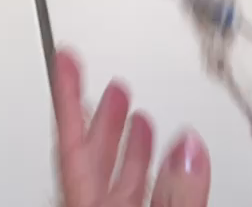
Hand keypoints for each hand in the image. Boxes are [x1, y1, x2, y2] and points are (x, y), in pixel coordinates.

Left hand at [54, 49, 210, 206]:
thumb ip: (176, 192)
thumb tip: (188, 146)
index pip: (72, 144)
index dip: (68, 97)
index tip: (64, 59)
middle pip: (91, 156)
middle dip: (101, 115)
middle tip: (111, 82)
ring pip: (115, 178)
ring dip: (127, 143)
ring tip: (138, 114)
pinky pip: (139, 196)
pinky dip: (152, 172)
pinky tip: (170, 157)